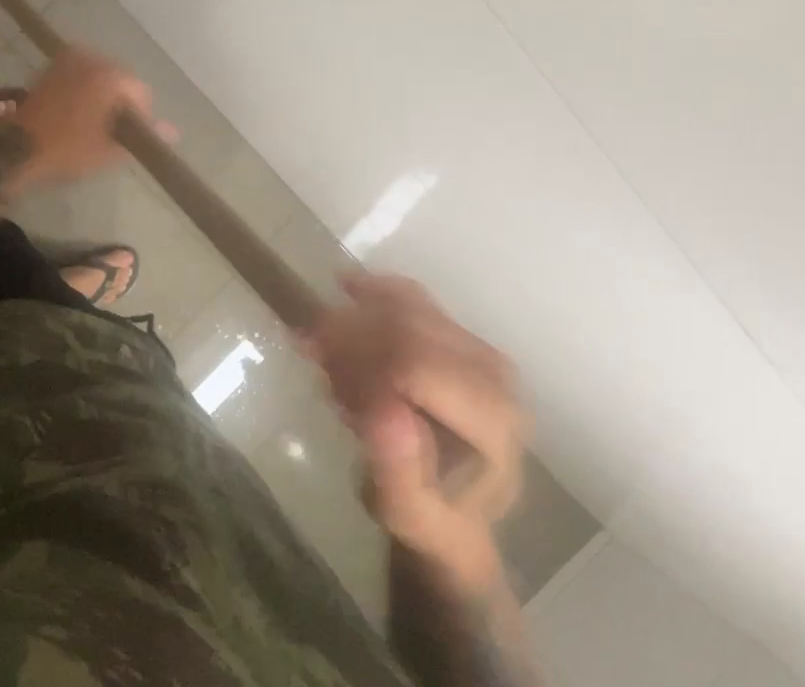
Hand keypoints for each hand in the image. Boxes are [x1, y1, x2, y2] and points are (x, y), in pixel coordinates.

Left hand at [7, 47, 162, 191]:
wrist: (16, 148)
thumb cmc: (66, 150)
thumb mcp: (108, 150)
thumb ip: (142, 137)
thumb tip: (174, 132)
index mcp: (110, 76)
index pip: (141, 92)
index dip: (140, 116)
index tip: (129, 136)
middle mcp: (92, 59)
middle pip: (121, 79)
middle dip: (120, 101)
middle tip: (112, 130)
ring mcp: (68, 60)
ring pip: (100, 75)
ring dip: (102, 94)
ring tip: (93, 122)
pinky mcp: (50, 67)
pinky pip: (79, 74)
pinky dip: (84, 88)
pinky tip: (76, 112)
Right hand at [310, 273, 528, 596]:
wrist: (453, 512)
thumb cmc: (425, 516)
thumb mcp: (402, 511)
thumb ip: (397, 469)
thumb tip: (384, 410)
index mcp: (490, 423)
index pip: (418, 367)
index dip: (361, 359)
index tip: (316, 365)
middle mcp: (496, 379)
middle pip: (413, 331)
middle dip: (353, 332)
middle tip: (308, 347)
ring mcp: (483, 354)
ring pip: (413, 308)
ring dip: (358, 315)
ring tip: (321, 341)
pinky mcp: (466, 340)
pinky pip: (418, 301)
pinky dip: (375, 294)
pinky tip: (346, 287)